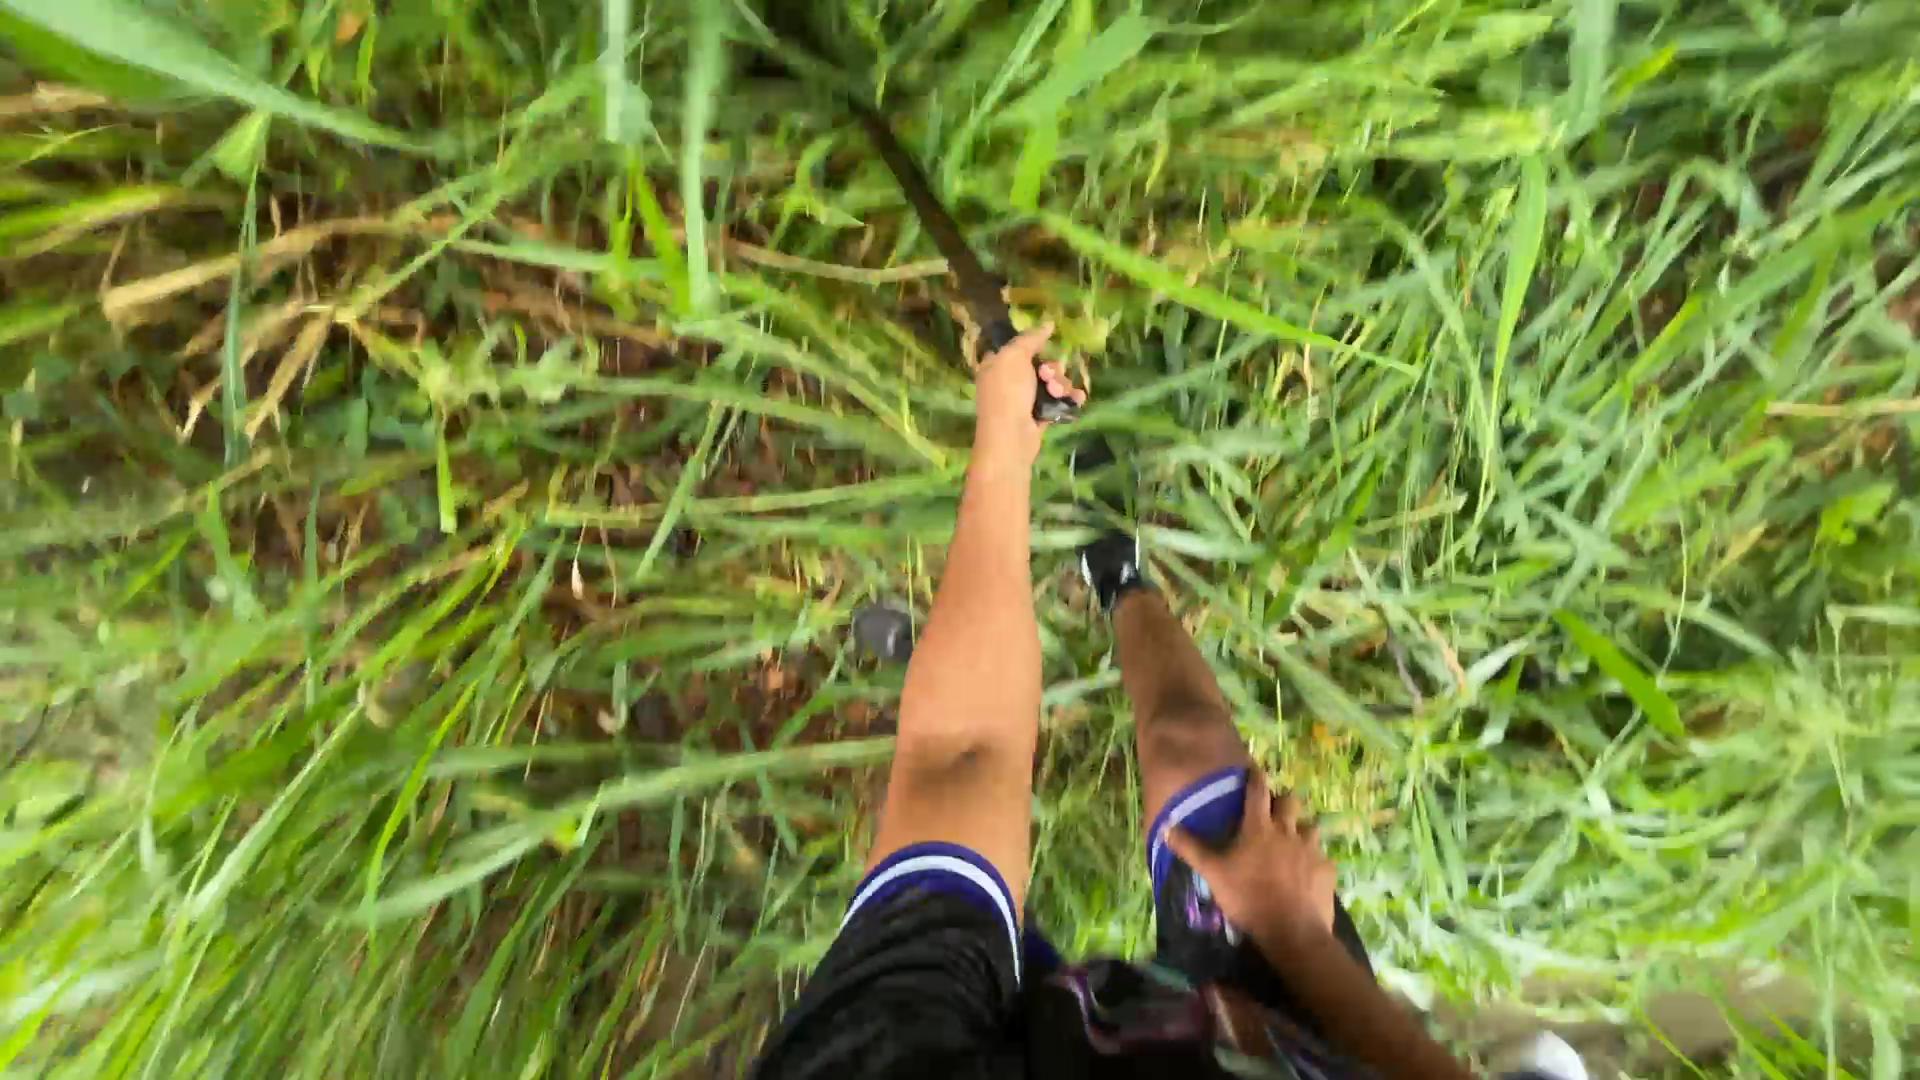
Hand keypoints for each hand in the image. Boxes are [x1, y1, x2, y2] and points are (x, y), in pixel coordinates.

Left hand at [972, 323, 1085, 467]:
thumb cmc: (1007, 392)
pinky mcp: (1039, 415)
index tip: (1046, 344)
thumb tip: (1048, 323)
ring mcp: (1024, 400)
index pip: (1017, 347)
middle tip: (1048, 376)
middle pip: (1040, 364)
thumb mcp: (1015, 356)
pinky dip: (1069, 398)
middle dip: (1052, 368)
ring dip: (1061, 384)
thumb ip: (1030, 338)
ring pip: (1052, 382)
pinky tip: (1077, 398)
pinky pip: (1059, 401)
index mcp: (996, 365)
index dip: (1033, 345)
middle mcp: (1009, 381)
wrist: (1011, 437)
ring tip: (1059, 394)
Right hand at [1166, 772, 1336, 940]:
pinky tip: (1308, 871)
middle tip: (1274, 809)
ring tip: (1294, 838)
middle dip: (1283, 800)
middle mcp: (1287, 831)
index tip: (1255, 768)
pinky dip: (1315, 859)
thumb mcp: (1212, 872)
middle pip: (1290, 801)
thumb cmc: (1248, 897)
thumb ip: (1190, 848)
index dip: (1256, 777)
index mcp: (1259, 827)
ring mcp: (1310, 850)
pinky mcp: (1326, 871)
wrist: (1292, 932)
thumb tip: (1166, 826)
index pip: (1258, 791)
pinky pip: (1322, 857)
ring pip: (1311, 826)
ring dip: (1302, 828)